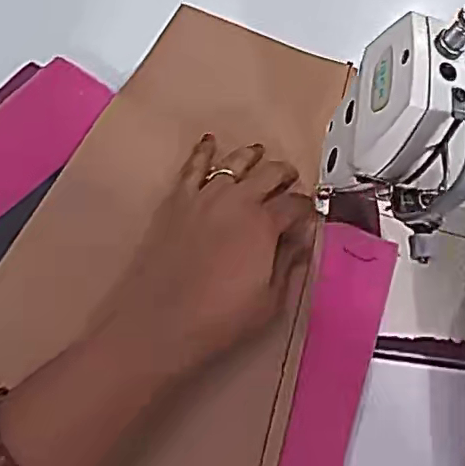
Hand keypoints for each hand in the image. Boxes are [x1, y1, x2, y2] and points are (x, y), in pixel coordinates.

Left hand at [98, 136, 316, 376]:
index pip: (296, 203)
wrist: (156, 324)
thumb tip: (303, 236)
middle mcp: (239, 199)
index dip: (307, 207)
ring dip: (253, 157)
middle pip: (271, 172)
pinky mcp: (178, 199)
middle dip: (286, 175)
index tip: (308, 214)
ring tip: (260, 155)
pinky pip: (194, 165)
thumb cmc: (218, 319)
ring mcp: (206, 195)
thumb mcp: (269, 300)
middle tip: (290, 181)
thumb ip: (290, 262)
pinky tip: (210, 141)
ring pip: (236, 161)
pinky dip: (204, 150)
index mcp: (265, 223)